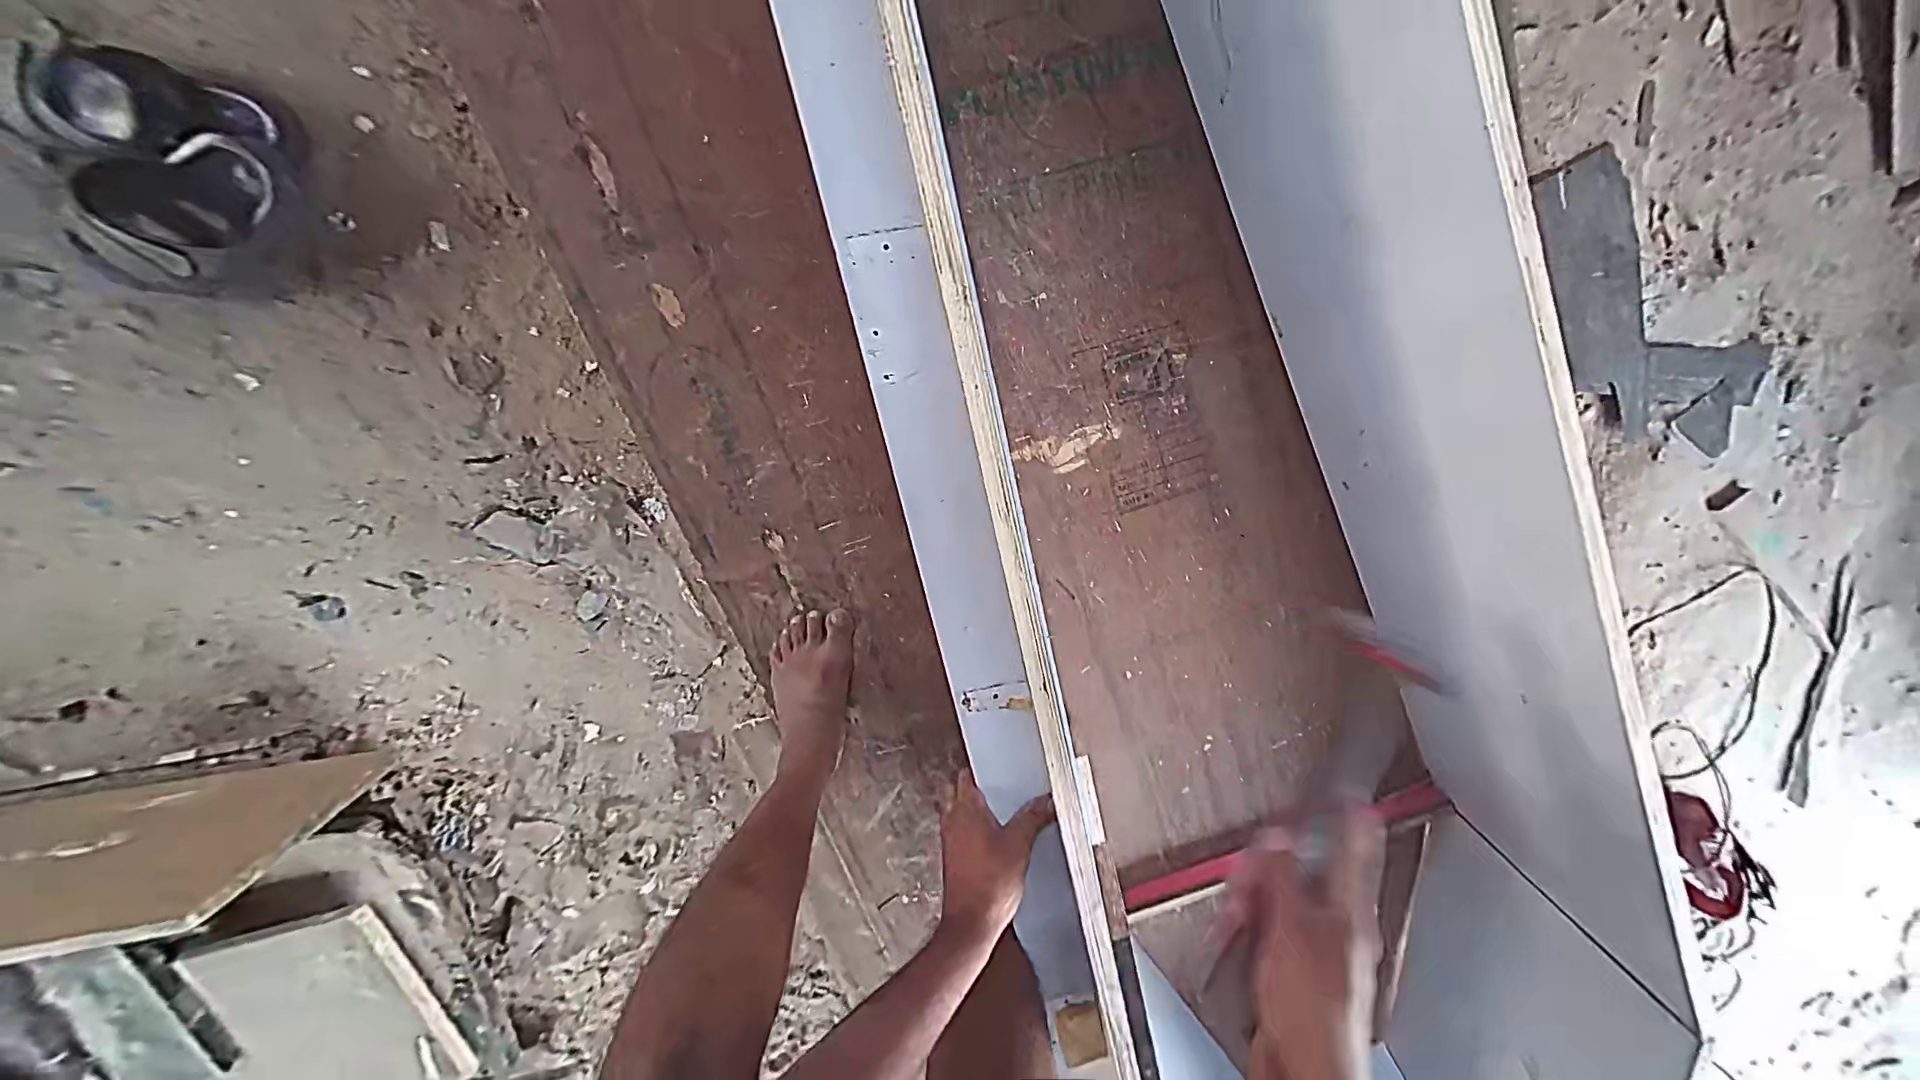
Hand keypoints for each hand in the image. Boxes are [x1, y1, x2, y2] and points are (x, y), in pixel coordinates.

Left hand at [938, 769, 1055, 936]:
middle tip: (992, 786)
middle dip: (969, 785)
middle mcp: (952, 821)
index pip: (965, 776)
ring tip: (992, 811)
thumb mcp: (1019, 845)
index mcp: (966, 809)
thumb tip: (1046, 802)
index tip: (994, 767)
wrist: (971, 922)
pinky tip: (988, 839)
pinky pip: (956, 832)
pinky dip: (967, 828)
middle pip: (953, 790)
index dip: (979, 769)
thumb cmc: (988, 885)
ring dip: (966, 807)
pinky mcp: (952, 858)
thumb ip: (1032, 818)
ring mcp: (949, 840)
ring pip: (952, 811)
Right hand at [1225, 806, 1383, 1079]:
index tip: (1355, 799)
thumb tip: (1280, 838)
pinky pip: (1262, 924)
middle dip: (1266, 869)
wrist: (1299, 1062)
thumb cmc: (1313, 1009)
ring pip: (1275, 896)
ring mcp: (1309, 944)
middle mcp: (1332, 925)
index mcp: (1347, 912)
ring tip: (1238, 914)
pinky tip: (1237, 931)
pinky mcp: (1285, 962)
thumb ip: (1282, 876)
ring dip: (1249, 898)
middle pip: (1299, 872)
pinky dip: (1245, 922)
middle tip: (1248, 876)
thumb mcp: (1291, 927)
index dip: (1351, 824)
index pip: (1354, 855)